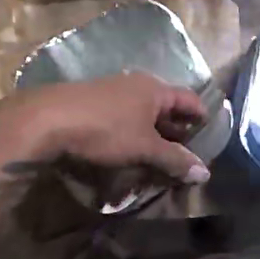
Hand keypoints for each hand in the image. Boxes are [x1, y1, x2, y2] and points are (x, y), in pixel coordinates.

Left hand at [0, 71, 211, 184]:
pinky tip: (130, 153)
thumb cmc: (105, 129)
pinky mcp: (93, 105)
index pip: (190, 100)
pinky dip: (133, 135)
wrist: (48, 120)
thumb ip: (175, 159)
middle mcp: (136, 85)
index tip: (211, 139)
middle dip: (178, 131)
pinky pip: (123, 119)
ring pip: (143, 114)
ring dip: (153, 135)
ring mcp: (113, 93)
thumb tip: (204, 173)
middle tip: (187, 156)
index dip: (203, 118)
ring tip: (160, 159)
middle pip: (166, 107)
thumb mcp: (145, 147)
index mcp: (155, 89)